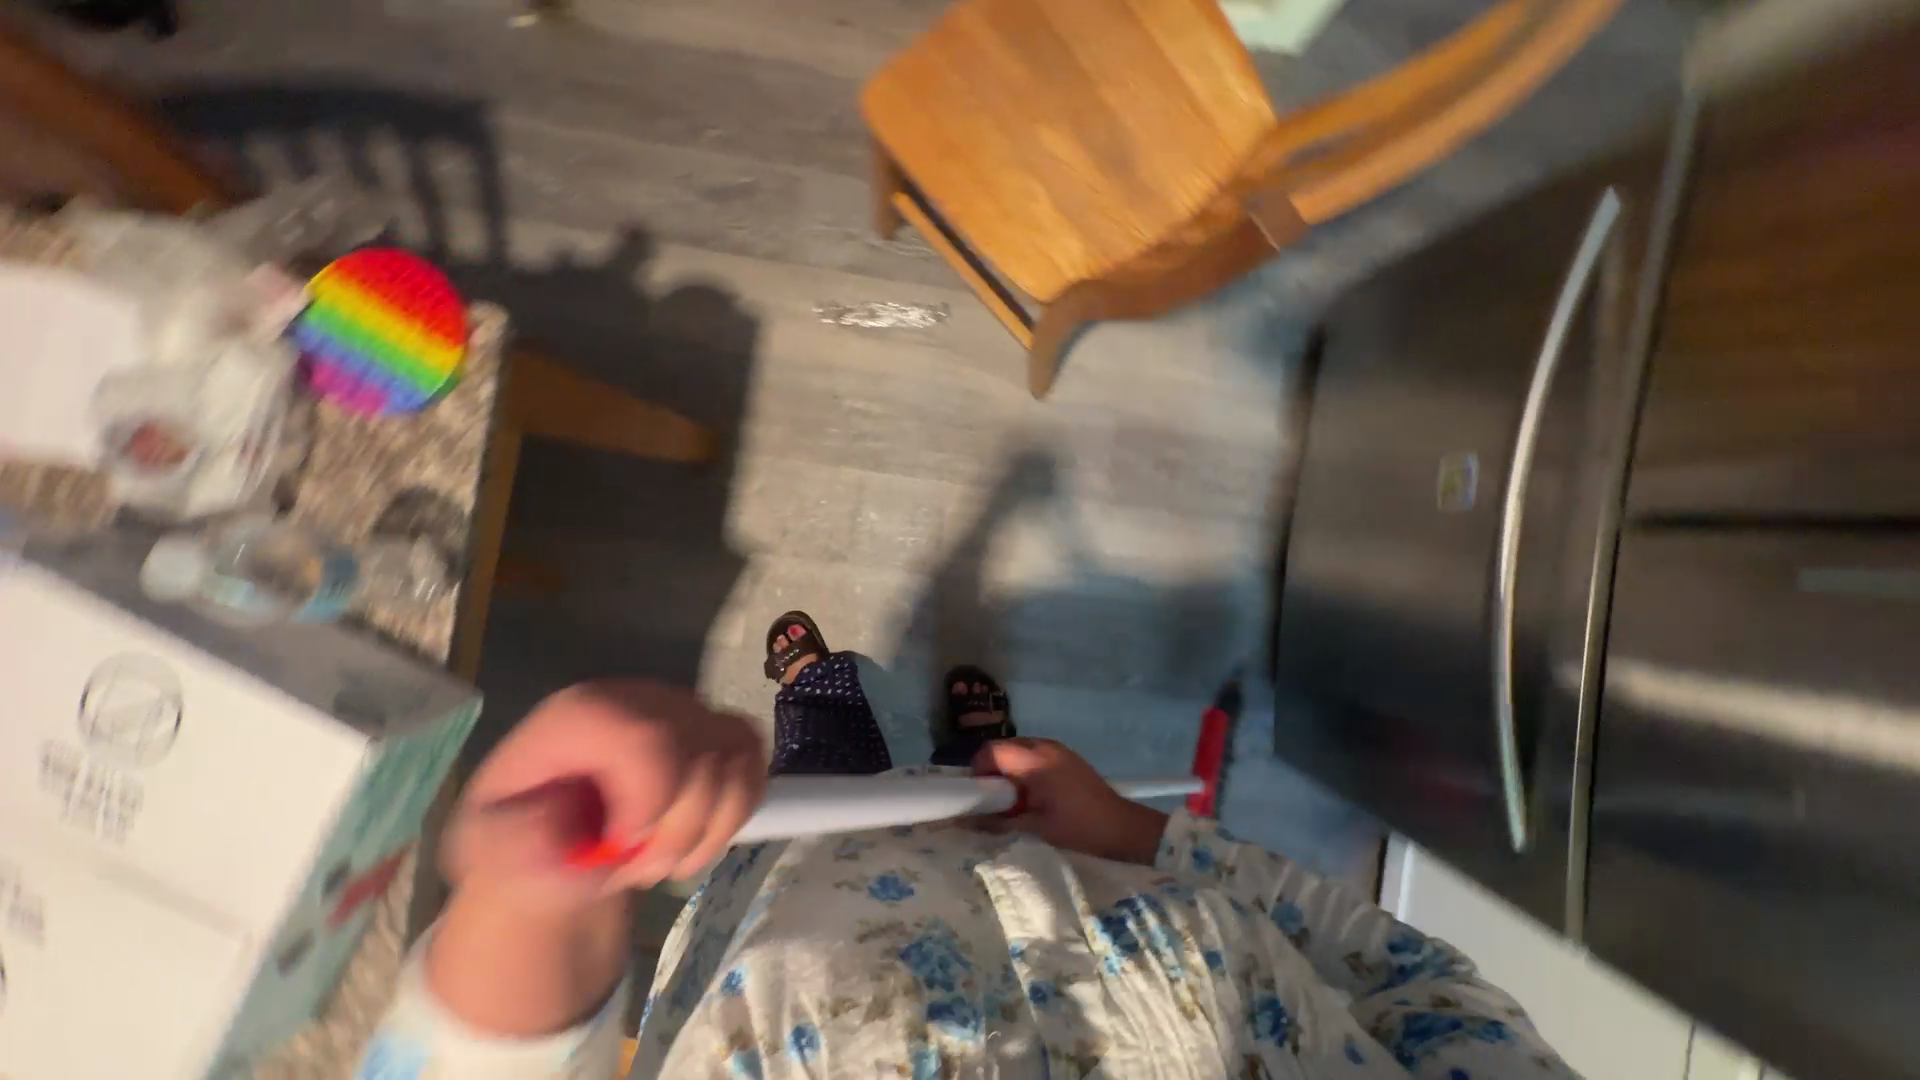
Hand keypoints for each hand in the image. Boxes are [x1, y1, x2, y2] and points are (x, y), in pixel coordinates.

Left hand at [442, 679, 767, 913]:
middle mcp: (645, 698)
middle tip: (635, 873)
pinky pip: (755, 768)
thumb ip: (509, 840)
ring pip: (736, 762)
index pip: (646, 737)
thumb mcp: (487, 848)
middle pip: (698, 754)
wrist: (556, 837)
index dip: (652, 799)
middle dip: (676, 831)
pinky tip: (698, 841)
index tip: (620, 849)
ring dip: (707, 831)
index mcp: (582, 712)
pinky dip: (735, 815)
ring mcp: (692, 712)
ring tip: (664, 862)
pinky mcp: (723, 734)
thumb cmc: (521, 835)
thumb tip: (555, 827)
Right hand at [972, 737, 1167, 864]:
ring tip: (1013, 805)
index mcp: (1035, 759)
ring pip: (1017, 753)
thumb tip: (961, 822)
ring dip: (1008, 775)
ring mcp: (1057, 749)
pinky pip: (1033, 757)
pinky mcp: (1066, 757)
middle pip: (1002, 749)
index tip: (978, 797)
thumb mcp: (1035, 830)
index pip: (991, 751)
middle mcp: (1044, 746)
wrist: (1124, 829)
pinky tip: (1032, 800)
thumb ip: (997, 823)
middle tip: (993, 804)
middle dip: (991, 774)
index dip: (978, 771)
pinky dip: (1024, 774)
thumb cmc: (1080, 829)